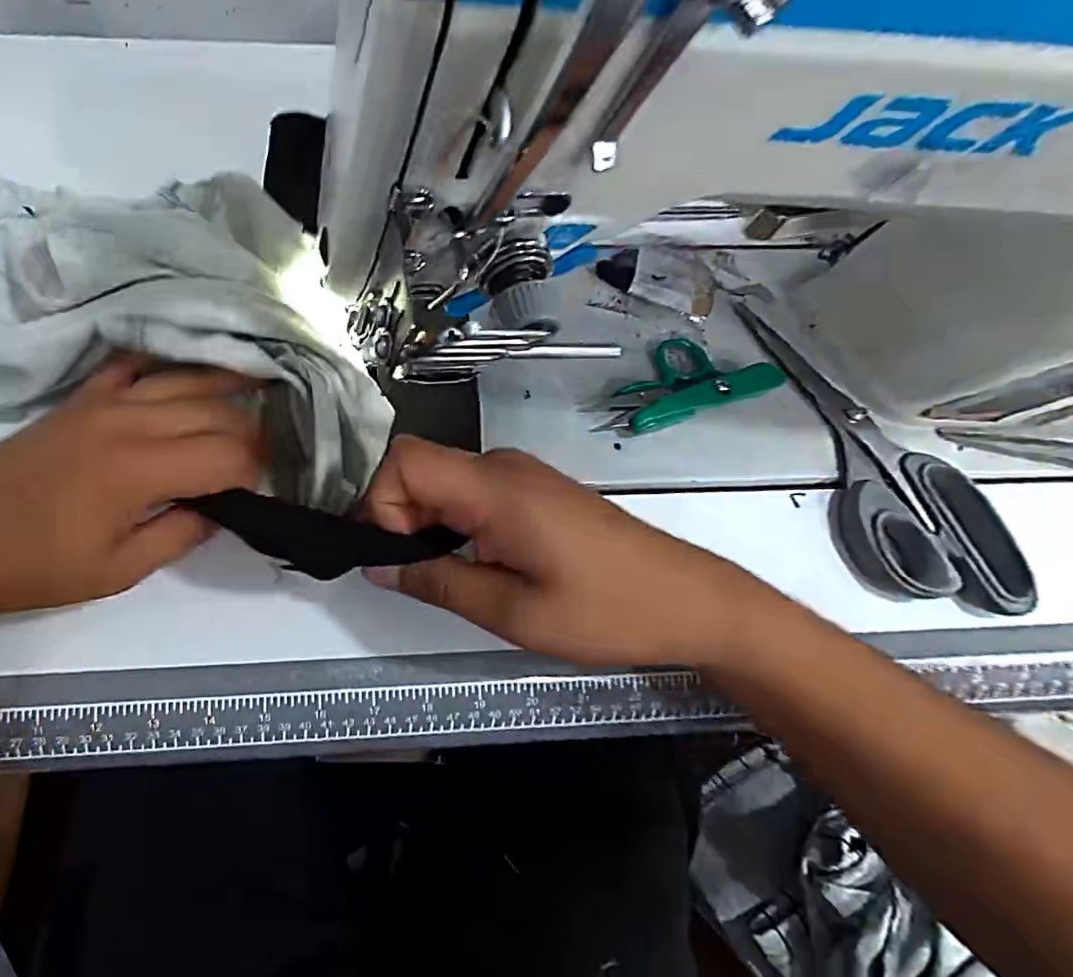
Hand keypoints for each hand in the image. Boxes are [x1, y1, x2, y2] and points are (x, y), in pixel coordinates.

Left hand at [0, 356, 263, 646]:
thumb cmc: (33, 569)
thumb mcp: (117, 572)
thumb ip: (180, 533)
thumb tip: (222, 507)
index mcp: (137, 469)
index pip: (225, 454)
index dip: (254, 470)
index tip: (262, 488)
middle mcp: (127, 420)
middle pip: (213, 410)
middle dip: (250, 431)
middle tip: (267, 454)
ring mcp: (101, 401)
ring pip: (184, 380)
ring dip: (226, 388)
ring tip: (260, 392)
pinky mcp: (79, 398)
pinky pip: (134, 365)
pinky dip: (169, 363)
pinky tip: (192, 366)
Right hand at [361, 435, 784, 665]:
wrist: (693, 602)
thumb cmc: (610, 610)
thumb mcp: (513, 612)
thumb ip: (437, 583)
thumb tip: (380, 566)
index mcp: (496, 488)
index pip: (404, 461)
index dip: (380, 503)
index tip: (392, 553)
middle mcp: (503, 467)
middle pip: (418, 468)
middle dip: (398, 518)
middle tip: (414, 573)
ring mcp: (520, 475)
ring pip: (441, 480)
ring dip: (424, 523)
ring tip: (445, 574)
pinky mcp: (532, 489)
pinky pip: (468, 492)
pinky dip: (451, 522)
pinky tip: (472, 561)